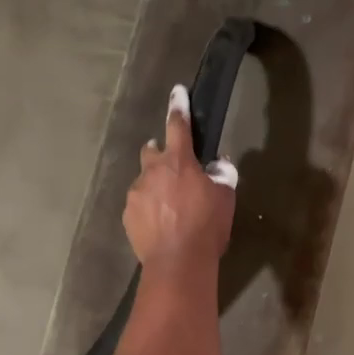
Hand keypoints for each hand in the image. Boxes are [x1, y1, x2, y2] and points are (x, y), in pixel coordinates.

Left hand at [125, 85, 237, 266]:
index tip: (177, 91)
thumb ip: (222, 176)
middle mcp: (152, 171)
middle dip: (159, 152)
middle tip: (171, 165)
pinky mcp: (128, 215)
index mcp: (178, 161)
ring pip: (144, 180)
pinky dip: (148, 208)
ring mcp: (136, 193)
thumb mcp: (225, 199)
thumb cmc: (206, 227)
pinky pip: (138, 204)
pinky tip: (159, 224)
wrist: (177, 262)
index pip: (178, 125)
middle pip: (152, 150)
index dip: (179, 107)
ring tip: (167, 205)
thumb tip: (219, 166)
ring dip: (154, 185)